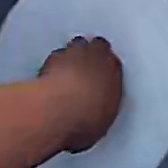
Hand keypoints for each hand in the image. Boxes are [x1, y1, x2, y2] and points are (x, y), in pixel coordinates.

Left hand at [39, 37, 122, 151]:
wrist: (57, 113)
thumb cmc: (83, 118)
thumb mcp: (102, 122)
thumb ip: (103, 108)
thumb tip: (97, 115)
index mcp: (115, 74)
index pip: (115, 63)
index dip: (107, 69)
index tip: (102, 77)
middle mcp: (98, 58)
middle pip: (98, 47)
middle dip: (92, 55)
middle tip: (86, 68)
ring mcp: (76, 54)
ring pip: (78, 45)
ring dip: (74, 55)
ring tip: (69, 70)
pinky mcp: (55, 57)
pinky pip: (57, 54)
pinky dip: (55, 63)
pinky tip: (52, 75)